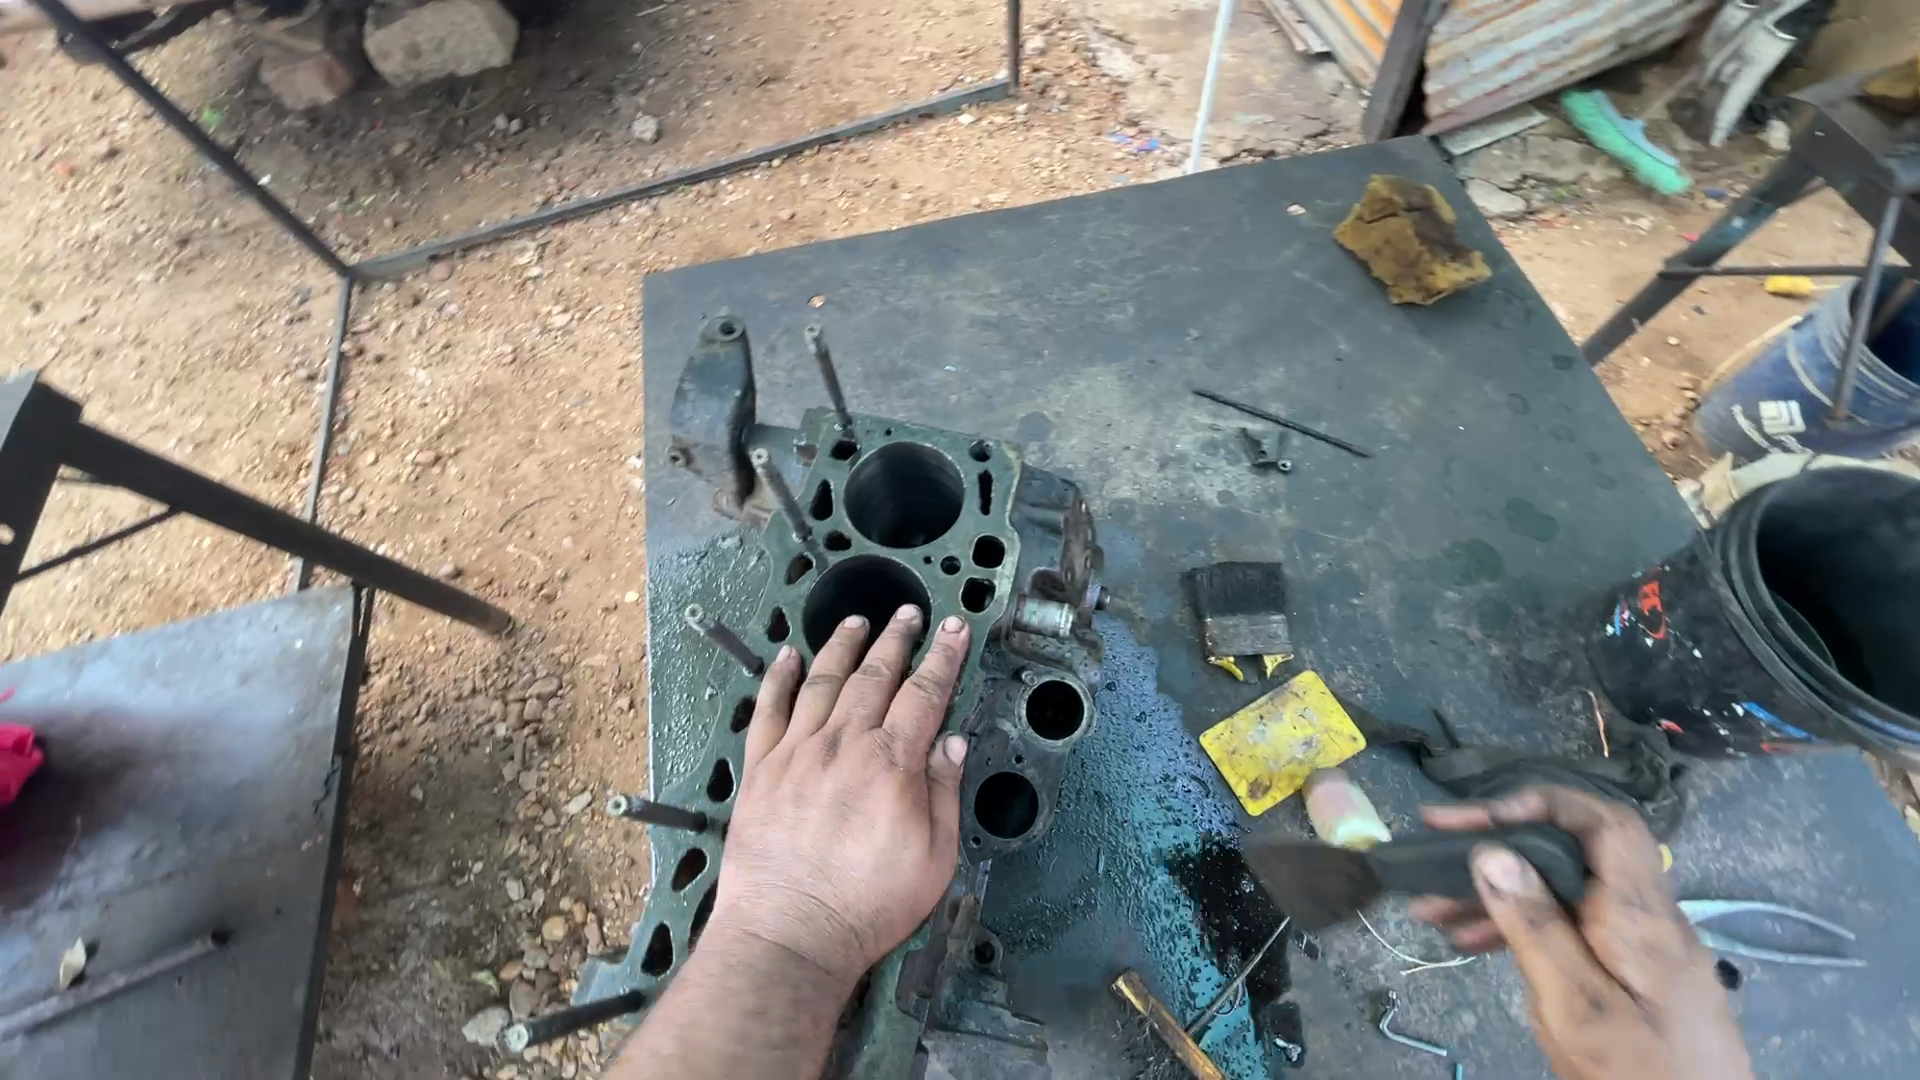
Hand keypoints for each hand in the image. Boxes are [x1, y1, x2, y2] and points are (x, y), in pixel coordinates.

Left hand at [708, 606, 970, 989]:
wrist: (789, 935)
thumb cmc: (868, 904)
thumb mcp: (934, 858)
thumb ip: (943, 792)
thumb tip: (953, 741)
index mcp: (891, 763)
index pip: (925, 694)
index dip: (943, 657)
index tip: (954, 628)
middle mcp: (844, 744)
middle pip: (875, 675)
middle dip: (897, 638)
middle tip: (909, 612)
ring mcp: (798, 751)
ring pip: (823, 681)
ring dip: (842, 646)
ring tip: (857, 621)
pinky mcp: (761, 768)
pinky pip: (768, 710)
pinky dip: (778, 678)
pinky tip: (787, 655)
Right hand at [1409, 787, 1753, 1079]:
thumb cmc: (1640, 1078)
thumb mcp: (1578, 1007)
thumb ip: (1536, 926)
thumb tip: (1490, 852)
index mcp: (1643, 918)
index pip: (1606, 823)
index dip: (1542, 802)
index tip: (1481, 817)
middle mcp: (1641, 918)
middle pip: (1567, 850)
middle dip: (1494, 841)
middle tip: (1432, 837)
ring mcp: (1630, 944)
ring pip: (1554, 887)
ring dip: (1489, 887)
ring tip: (1429, 903)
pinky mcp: (1617, 968)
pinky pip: (1557, 923)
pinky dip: (1508, 923)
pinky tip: (1463, 939)